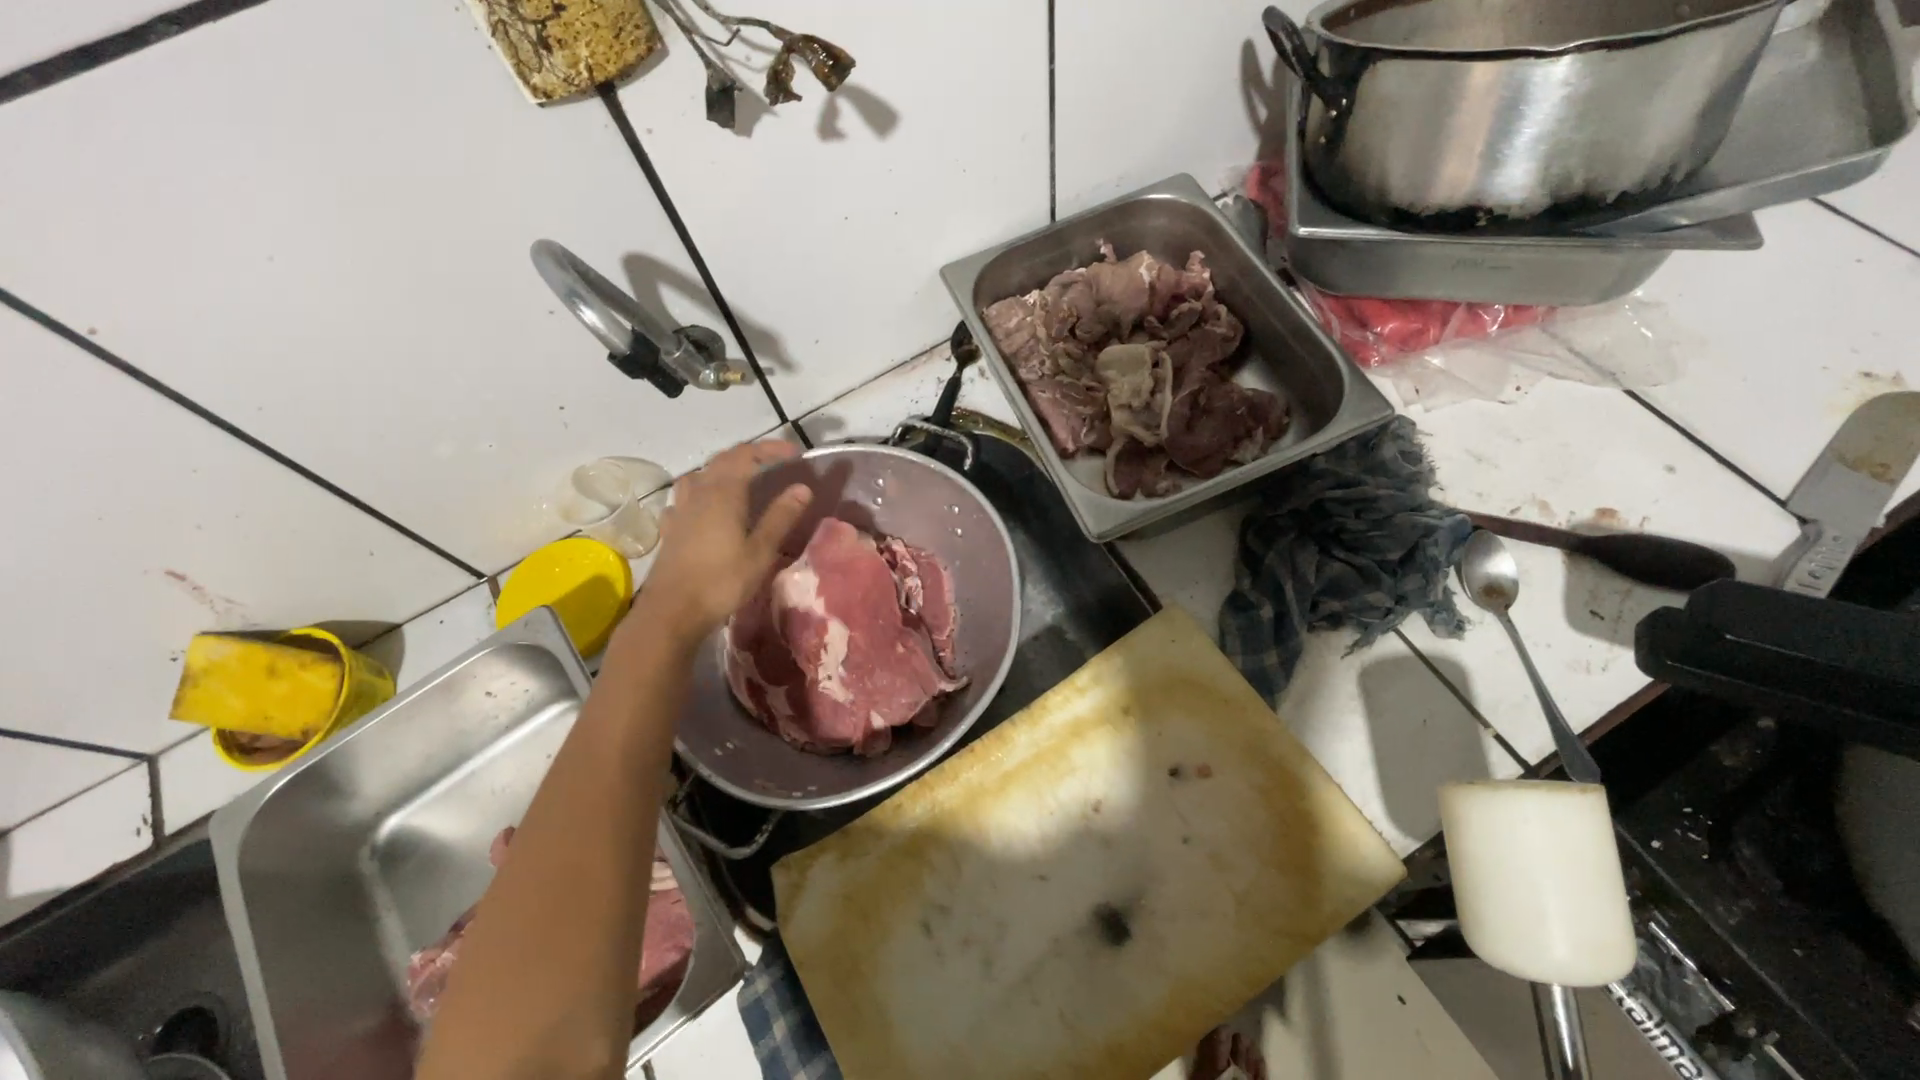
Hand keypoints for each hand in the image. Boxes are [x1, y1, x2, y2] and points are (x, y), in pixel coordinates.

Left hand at [633, 440, 811, 638]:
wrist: (672, 611)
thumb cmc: (721, 582)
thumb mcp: (760, 551)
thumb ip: (781, 517)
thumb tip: (802, 487)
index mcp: (724, 493)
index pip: (747, 455)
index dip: (771, 450)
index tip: (795, 455)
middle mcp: (699, 493)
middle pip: (722, 460)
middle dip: (749, 455)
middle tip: (773, 463)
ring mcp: (680, 510)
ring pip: (700, 475)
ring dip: (722, 470)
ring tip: (740, 481)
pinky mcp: (670, 528)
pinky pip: (685, 498)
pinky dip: (702, 493)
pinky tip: (705, 508)